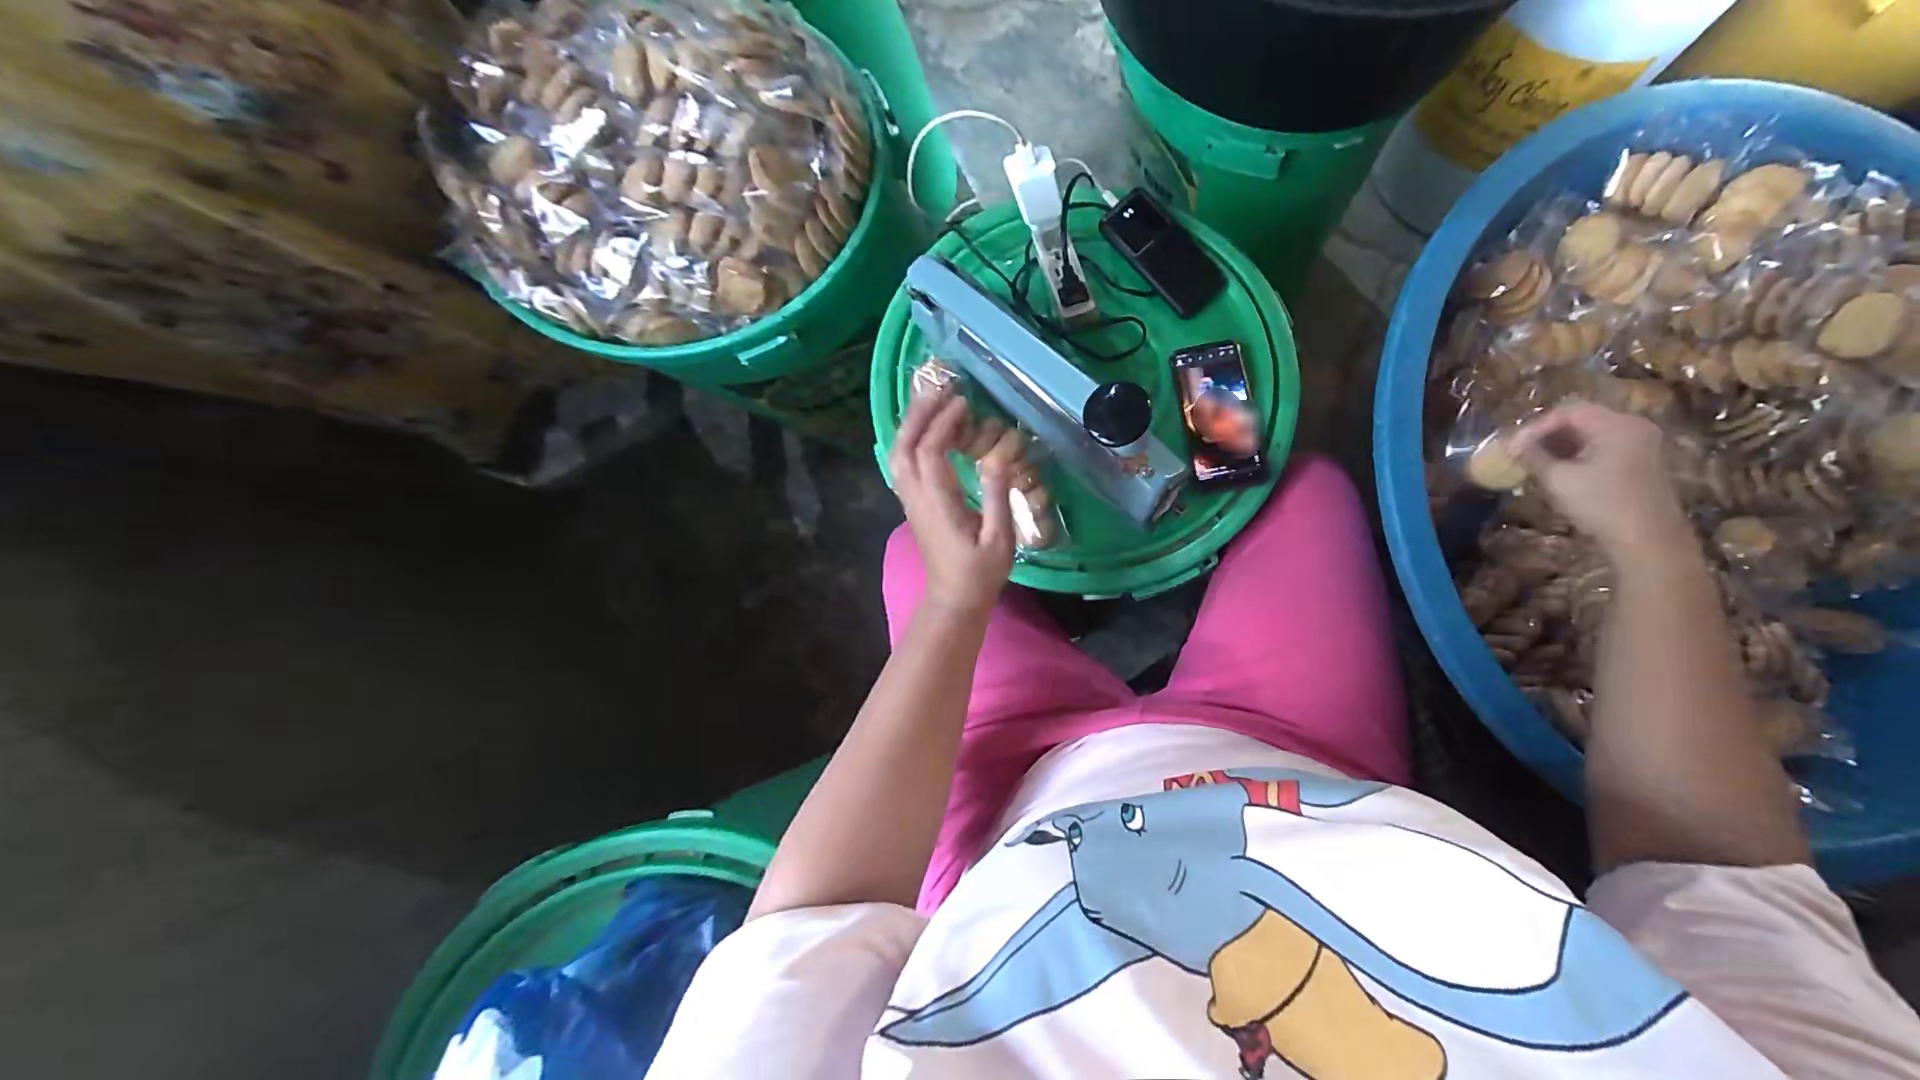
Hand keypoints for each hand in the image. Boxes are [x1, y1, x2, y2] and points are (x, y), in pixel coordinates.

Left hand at [889, 390, 1014, 616]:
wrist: (954, 599)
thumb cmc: (980, 572)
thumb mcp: (999, 538)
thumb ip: (997, 495)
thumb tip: (998, 455)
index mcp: (938, 504)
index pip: (931, 453)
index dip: (943, 423)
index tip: (962, 402)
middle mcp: (916, 498)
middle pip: (904, 447)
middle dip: (919, 414)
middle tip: (939, 389)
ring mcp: (910, 502)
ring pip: (897, 455)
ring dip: (911, 425)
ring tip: (932, 402)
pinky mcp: (912, 505)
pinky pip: (903, 465)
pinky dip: (911, 441)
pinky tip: (927, 430)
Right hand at [1509, 403, 1692, 560]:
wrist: (1646, 538)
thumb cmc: (1600, 504)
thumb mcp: (1558, 479)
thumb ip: (1532, 457)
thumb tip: (1508, 446)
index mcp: (1616, 425)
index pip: (1566, 412)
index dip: (1534, 427)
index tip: (1511, 447)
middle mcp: (1632, 426)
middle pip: (1580, 420)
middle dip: (1545, 435)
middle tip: (1518, 453)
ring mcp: (1640, 444)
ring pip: (1589, 434)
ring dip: (1558, 445)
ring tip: (1532, 463)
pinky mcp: (1639, 461)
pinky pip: (1601, 446)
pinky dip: (1575, 454)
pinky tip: (1556, 471)